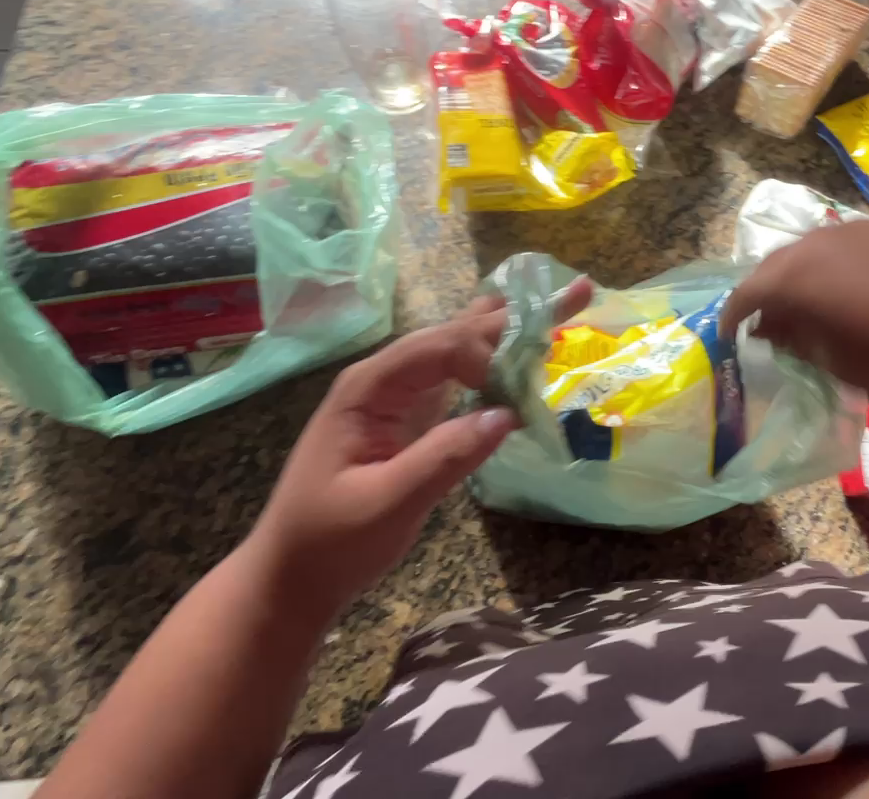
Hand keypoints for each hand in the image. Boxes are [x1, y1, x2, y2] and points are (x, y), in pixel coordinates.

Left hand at [246, 279, 593, 618]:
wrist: (292, 577)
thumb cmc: (329, 541)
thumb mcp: (386, 504)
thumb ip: (444, 457)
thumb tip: (508, 415)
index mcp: (369, 386)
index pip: (439, 347)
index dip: (487, 354)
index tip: (521, 390)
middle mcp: (386, 378)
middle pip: (456, 334)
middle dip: (513, 315)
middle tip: (577, 291)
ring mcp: (399, 395)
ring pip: (460, 349)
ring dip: (509, 330)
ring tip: (558, 305)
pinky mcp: (412, 417)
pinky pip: (459, 378)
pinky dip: (495, 363)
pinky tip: (520, 348)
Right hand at [722, 219, 868, 404]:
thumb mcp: (835, 363)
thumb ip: (794, 341)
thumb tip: (772, 329)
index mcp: (796, 275)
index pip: (746, 292)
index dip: (733, 317)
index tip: (731, 337)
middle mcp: (818, 241)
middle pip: (777, 265)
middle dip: (767, 294)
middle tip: (769, 324)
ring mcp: (857, 230)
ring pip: (811, 251)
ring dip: (801, 278)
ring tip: (810, 309)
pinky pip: (845, 247)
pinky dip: (834, 269)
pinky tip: (853, 294)